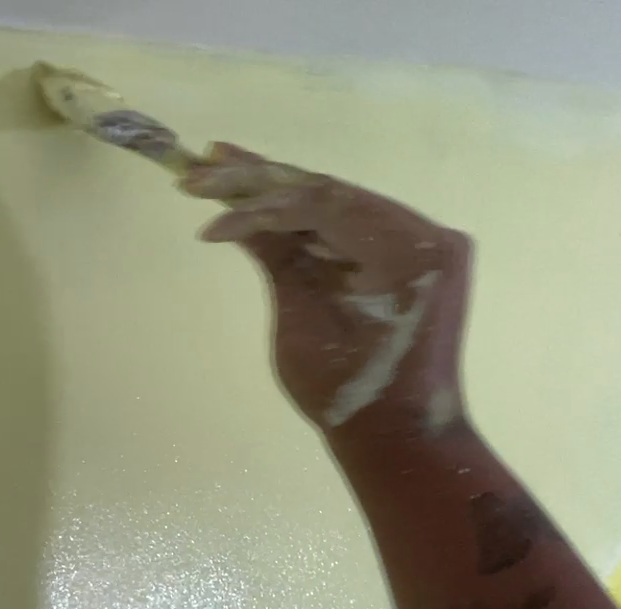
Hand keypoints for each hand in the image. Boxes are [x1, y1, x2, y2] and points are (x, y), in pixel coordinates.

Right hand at [180, 144, 472, 438]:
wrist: (395, 434)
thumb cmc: (348, 389)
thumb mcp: (303, 324)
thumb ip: (281, 265)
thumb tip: (240, 226)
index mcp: (410, 244)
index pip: (324, 203)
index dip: (258, 206)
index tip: (203, 220)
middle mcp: (418, 232)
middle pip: (327, 194)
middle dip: (261, 181)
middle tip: (202, 163)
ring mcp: (409, 246)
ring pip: (331, 209)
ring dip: (273, 194)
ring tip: (216, 173)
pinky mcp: (391, 264)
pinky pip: (338, 233)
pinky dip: (294, 225)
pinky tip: (254, 210)